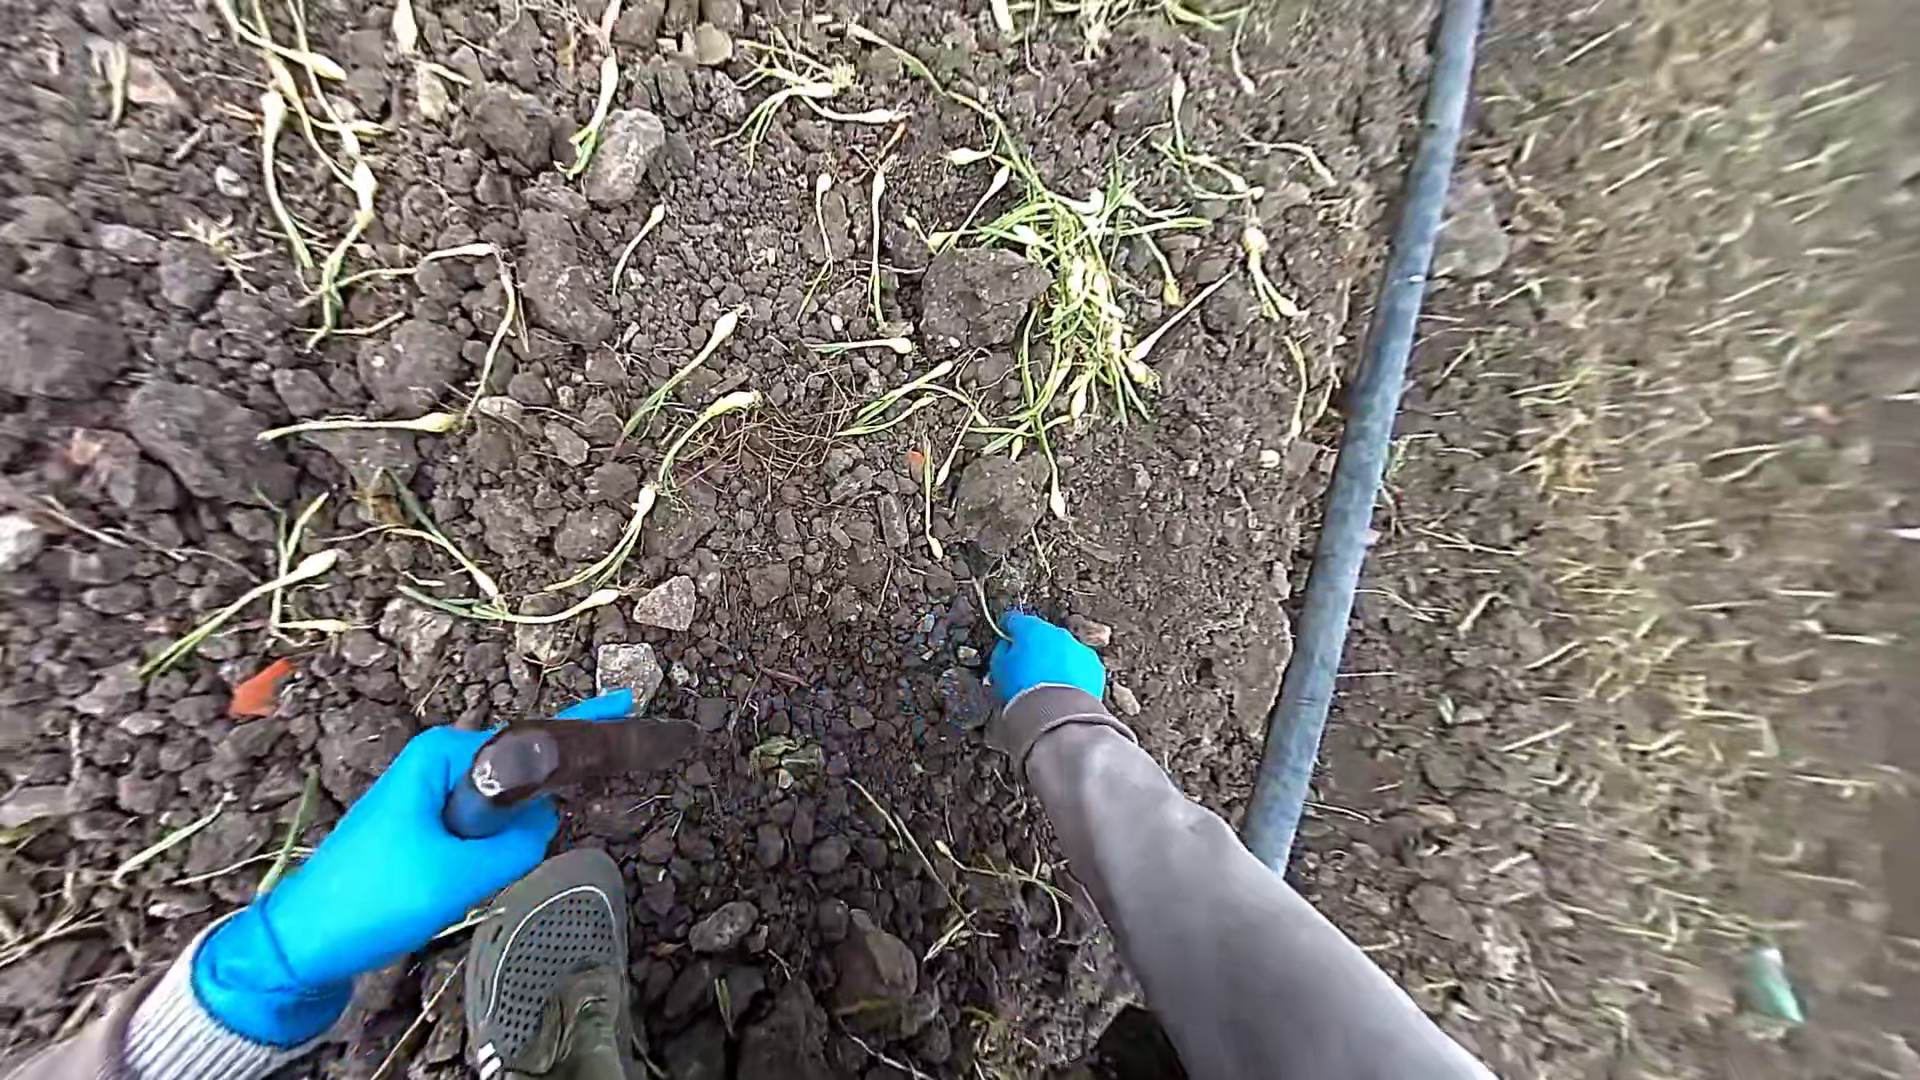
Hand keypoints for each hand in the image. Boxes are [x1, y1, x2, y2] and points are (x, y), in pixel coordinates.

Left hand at [192, 704, 606, 1044]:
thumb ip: (523, 842)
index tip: (626, 705)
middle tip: (618, 758)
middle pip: (526, 755)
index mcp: (444, 754)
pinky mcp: (434, 812)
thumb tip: (548, 821)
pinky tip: (521, 840)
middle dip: (563, 769)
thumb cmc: (371, 900)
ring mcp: (437, 784)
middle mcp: (444, 757)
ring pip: (512, 785)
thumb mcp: (459, 875)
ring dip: (532, 807)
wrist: (294, 950)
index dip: (583, 725)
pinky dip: (514, 820)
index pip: (531, 734)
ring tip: (548, 823)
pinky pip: (492, 805)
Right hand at [989, 612, 1105, 704]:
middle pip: (1042, 634)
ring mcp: (1077, 648)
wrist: (1056, 715)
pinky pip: (1080, 664)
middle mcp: (1057, 633)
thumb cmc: (1023, 691)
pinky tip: (1064, 689)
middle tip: (1028, 667)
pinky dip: (1073, 672)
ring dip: (1056, 660)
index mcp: (1031, 630)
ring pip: (1063, 649)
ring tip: (1047, 682)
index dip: (1008, 628)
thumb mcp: (999, 670)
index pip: (1016, 620)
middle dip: (1035, 647)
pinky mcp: (1093, 665)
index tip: (1006, 635)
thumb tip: (1007, 645)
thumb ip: (1002, 651)